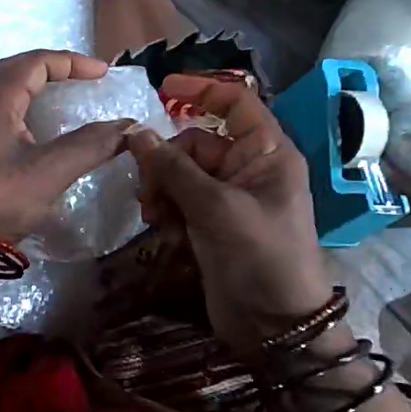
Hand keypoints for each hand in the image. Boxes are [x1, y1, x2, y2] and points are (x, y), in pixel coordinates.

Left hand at [0, 50, 134, 243]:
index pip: (34, 63)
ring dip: (33, 84)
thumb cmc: (0, 201)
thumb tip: (128, 127)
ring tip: (60, 92)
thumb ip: (91, 145)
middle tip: (83, 76)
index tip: (102, 75)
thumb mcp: (51, 171)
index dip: (71, 62)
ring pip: (2, 90)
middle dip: (51, 66)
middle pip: (15, 69)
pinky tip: (35, 125)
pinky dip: (22, 106)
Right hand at [129, 73, 336, 351]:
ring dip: (162, 190)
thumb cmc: (260, 256)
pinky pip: (179, 202)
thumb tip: (136, 133)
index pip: (236, 103)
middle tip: (149, 193)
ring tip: (155, 216)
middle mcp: (247, 169)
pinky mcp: (210, 225)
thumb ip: (174, 169)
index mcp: (266, 153)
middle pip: (194, 144)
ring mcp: (227, 199)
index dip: (202, 90)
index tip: (163, 87)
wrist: (274, 324)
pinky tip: (164, 230)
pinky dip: (167, 212)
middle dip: (167, 164)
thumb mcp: (217, 208)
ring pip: (180, 175)